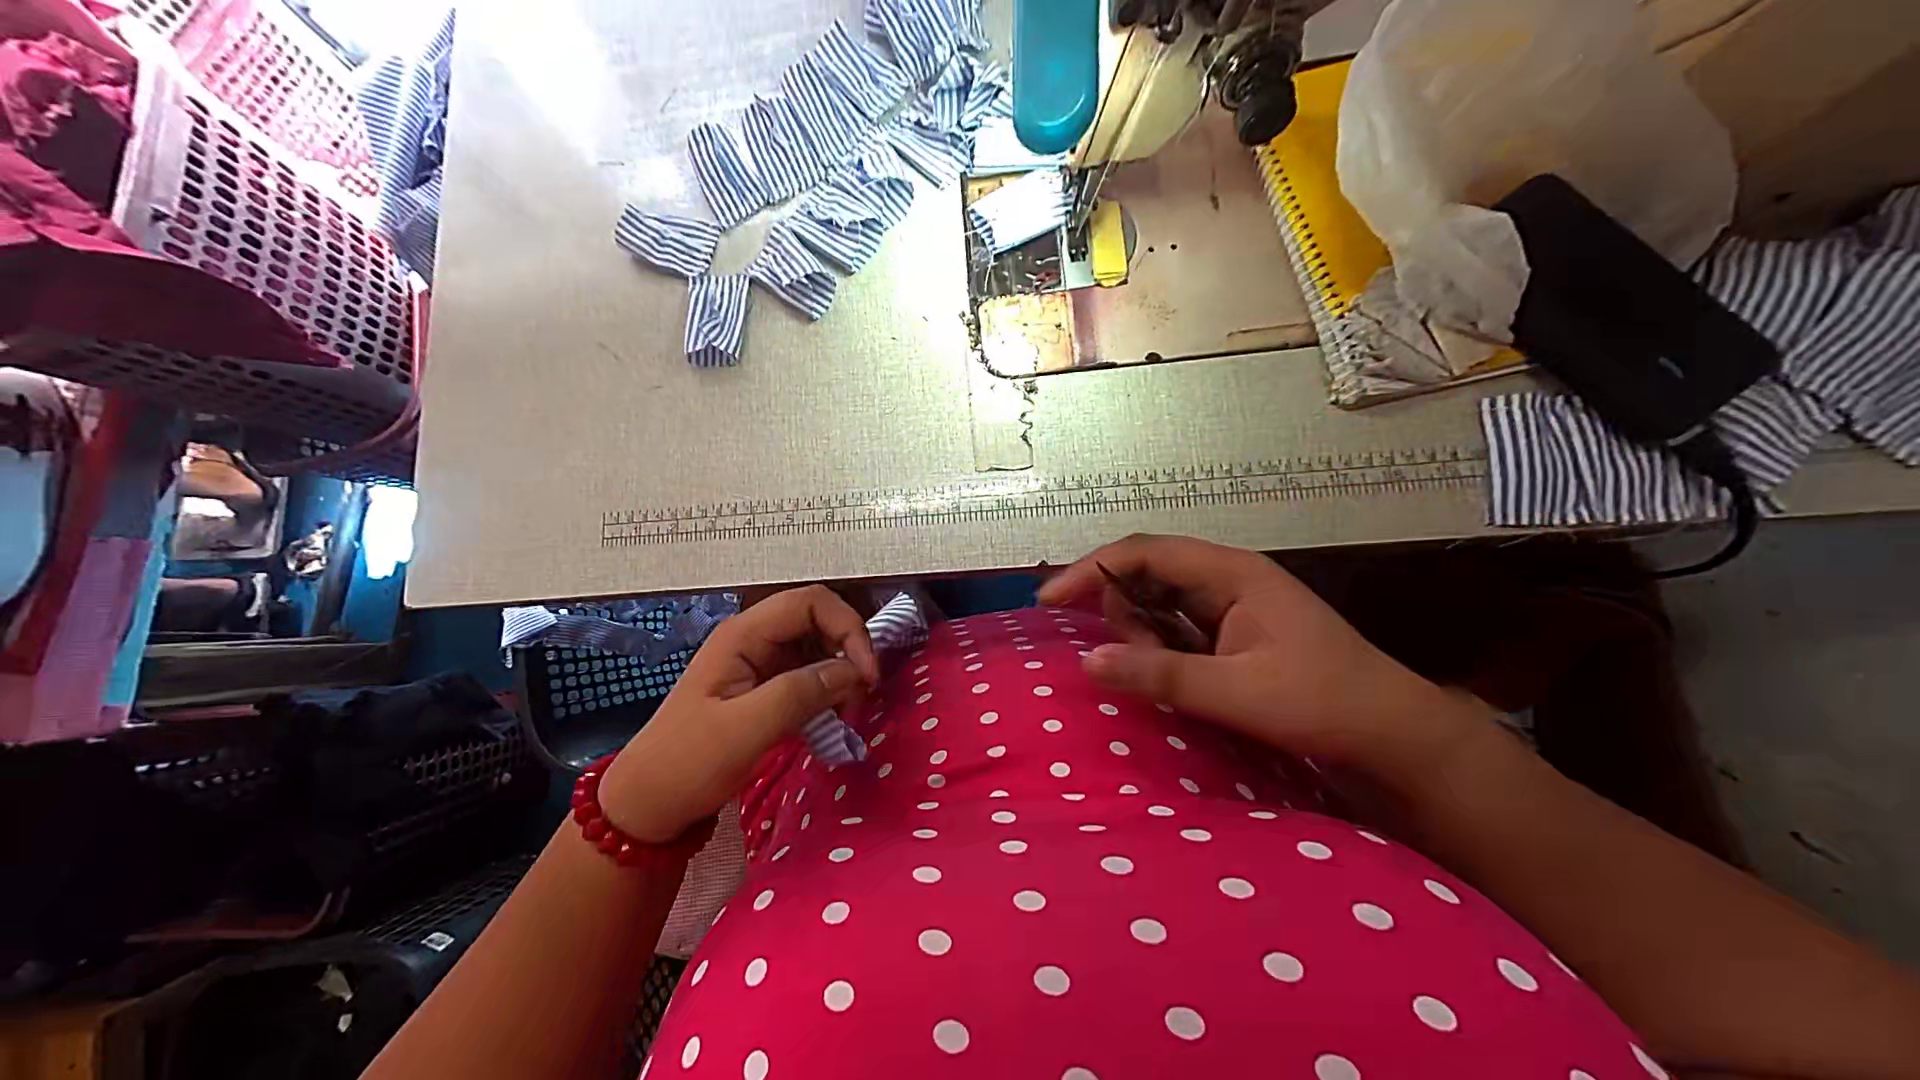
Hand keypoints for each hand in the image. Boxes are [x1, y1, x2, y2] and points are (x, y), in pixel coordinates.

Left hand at [596, 586, 878, 842]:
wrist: (649, 804)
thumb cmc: (687, 763)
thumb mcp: (744, 730)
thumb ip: (799, 694)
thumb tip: (853, 672)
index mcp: (743, 635)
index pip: (810, 602)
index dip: (848, 628)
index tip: (867, 674)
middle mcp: (755, 640)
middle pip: (820, 621)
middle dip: (849, 651)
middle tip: (862, 696)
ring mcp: (762, 664)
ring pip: (820, 649)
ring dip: (843, 675)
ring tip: (849, 713)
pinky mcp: (768, 689)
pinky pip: (812, 676)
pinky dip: (832, 693)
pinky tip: (835, 719)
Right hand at [1038, 534, 1487, 780]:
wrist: (1397, 740)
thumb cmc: (1325, 704)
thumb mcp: (1238, 691)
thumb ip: (1160, 674)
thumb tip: (1086, 661)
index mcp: (1232, 572)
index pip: (1144, 552)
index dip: (1090, 569)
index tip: (1048, 600)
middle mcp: (1226, 579)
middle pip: (1145, 573)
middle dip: (1118, 611)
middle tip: (1121, 661)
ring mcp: (1230, 607)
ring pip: (1157, 603)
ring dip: (1137, 635)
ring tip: (1150, 676)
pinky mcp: (1232, 635)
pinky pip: (1174, 629)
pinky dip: (1154, 648)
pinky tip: (1156, 676)